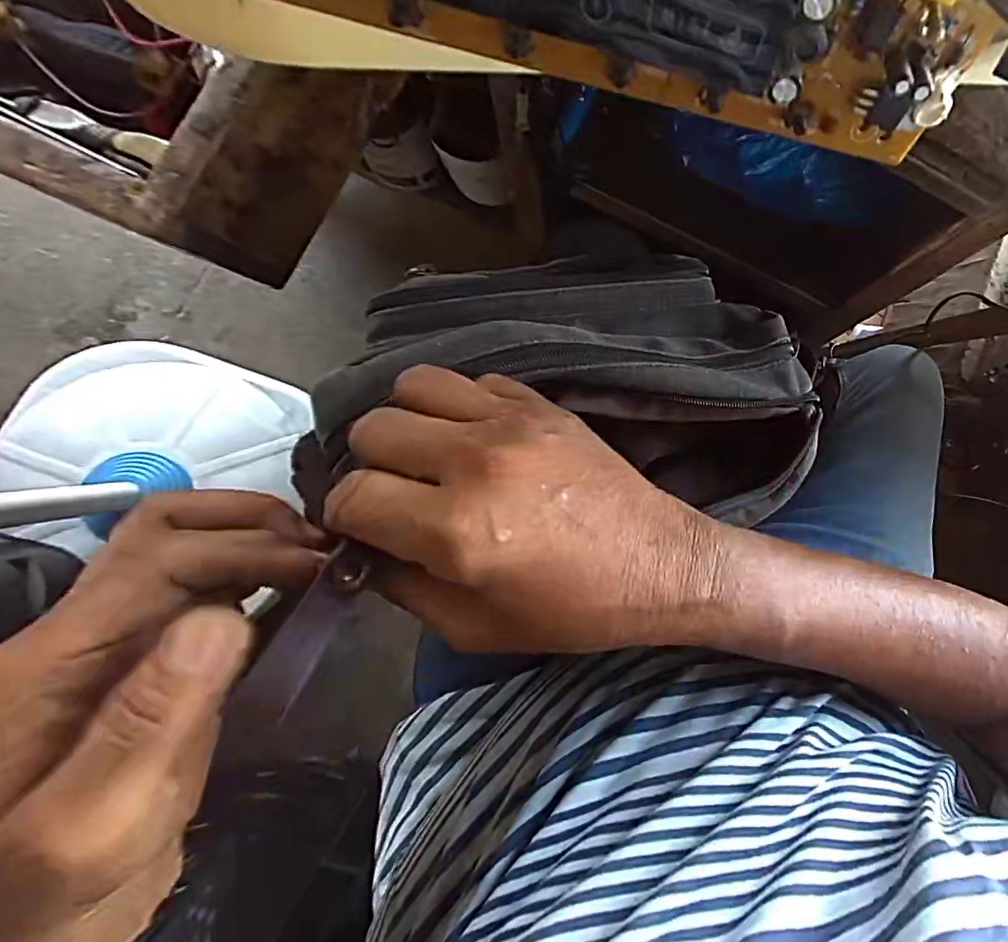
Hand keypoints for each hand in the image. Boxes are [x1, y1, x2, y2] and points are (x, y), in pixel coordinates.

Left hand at [0, 491, 325, 941]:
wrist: (53, 923)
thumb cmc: (62, 883)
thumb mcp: (95, 820)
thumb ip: (150, 718)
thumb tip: (223, 617)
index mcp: (49, 660)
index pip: (157, 558)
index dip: (246, 547)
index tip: (318, 565)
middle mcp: (78, 632)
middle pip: (163, 528)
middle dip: (252, 520)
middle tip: (323, 544)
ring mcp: (117, 640)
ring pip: (187, 542)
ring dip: (259, 533)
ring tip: (321, 555)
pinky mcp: (160, 653)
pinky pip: (210, 583)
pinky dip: (262, 565)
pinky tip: (302, 583)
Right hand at [324, 364, 723, 653]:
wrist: (660, 565)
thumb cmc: (576, 609)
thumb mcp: (476, 627)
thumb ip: (403, 587)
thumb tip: (365, 545)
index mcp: (457, 527)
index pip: (350, 495)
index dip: (348, 517)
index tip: (369, 528)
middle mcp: (479, 462)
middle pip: (373, 429)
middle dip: (371, 466)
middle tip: (401, 492)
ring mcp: (518, 424)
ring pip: (417, 385)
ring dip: (410, 420)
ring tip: (433, 455)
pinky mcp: (549, 407)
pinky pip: (479, 381)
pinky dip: (465, 404)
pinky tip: (481, 437)